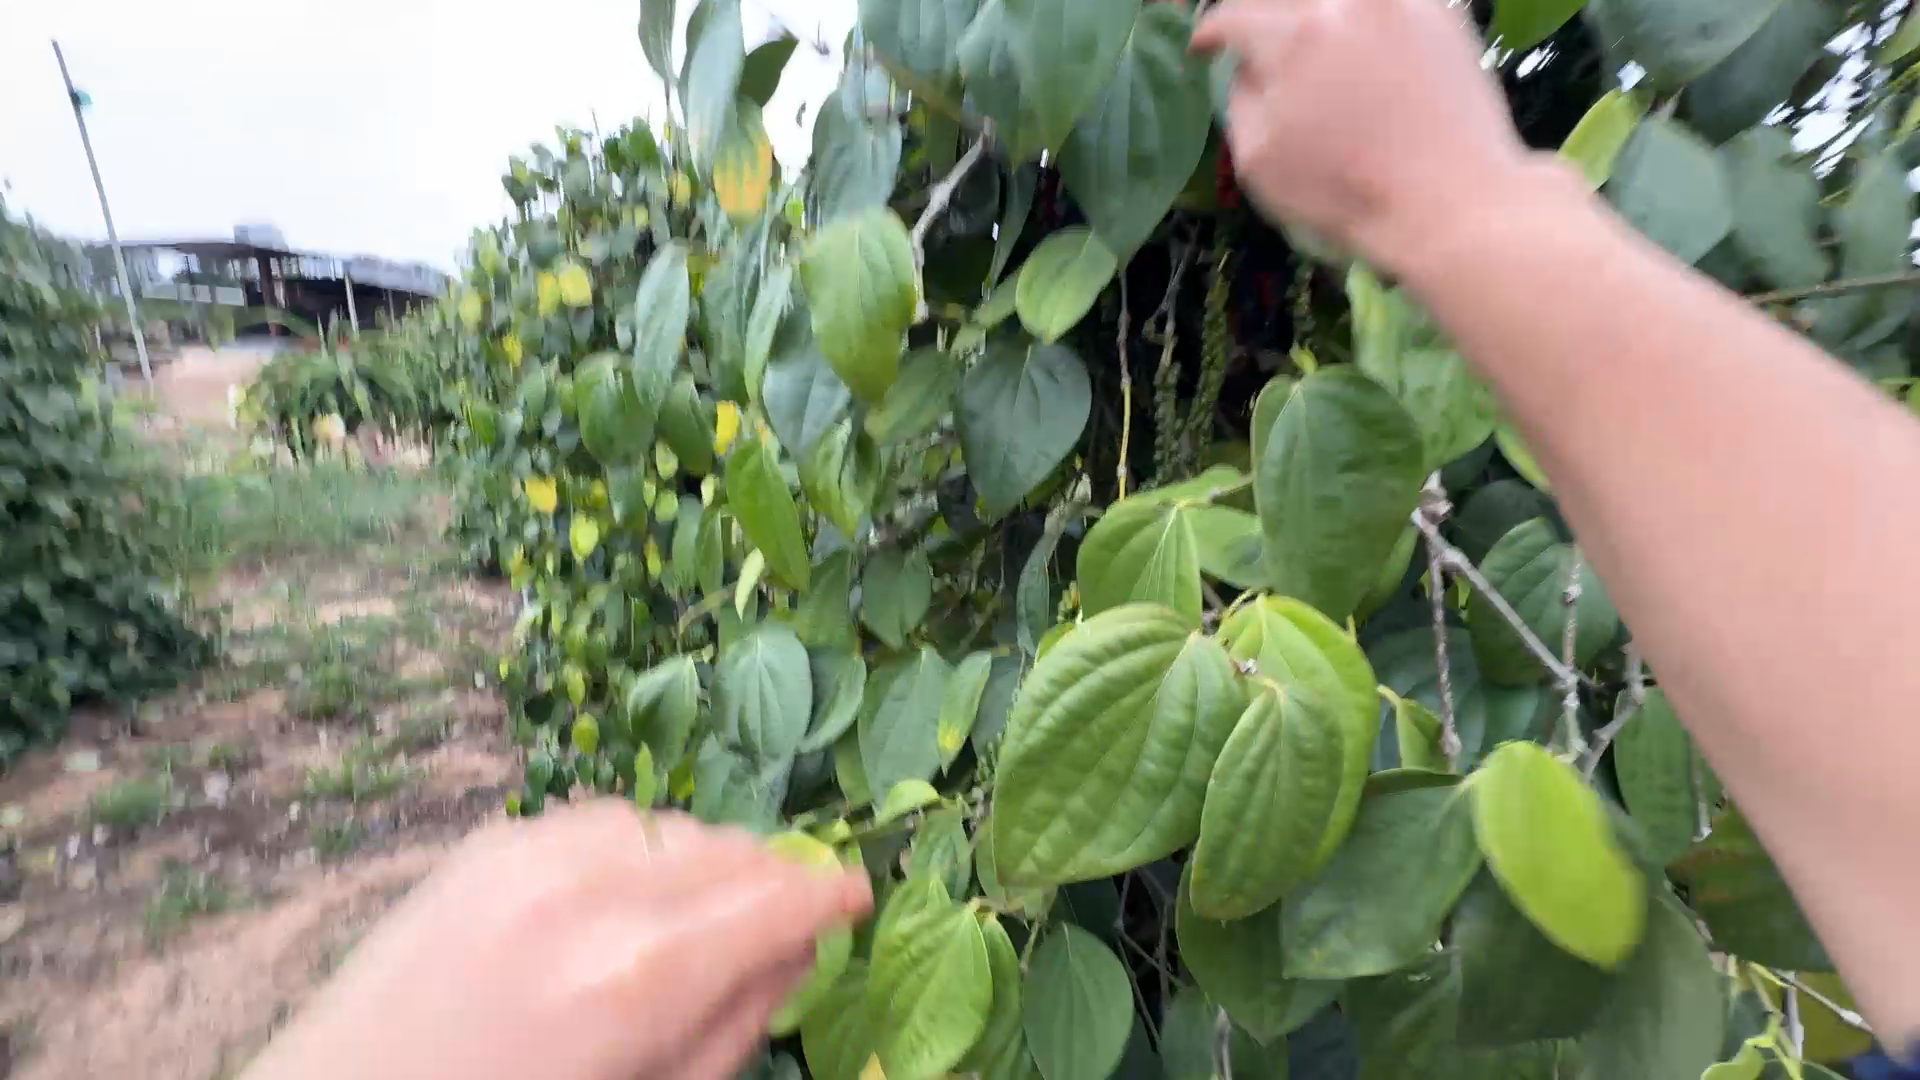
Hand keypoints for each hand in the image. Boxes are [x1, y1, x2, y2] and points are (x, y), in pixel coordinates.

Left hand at [244, 803, 872, 1079]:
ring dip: (707, 869)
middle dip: (769, 885)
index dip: (830, 891)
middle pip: (735, 852)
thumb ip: (737, 1022)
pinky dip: (645, 853)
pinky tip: (621, 898)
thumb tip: (802, 945)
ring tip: (684, 923)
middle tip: (772, 925)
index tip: (859, 891)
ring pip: (683, 828)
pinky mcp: (500, 838)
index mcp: (631, 980)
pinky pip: (617, 821)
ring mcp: (538, 851)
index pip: (774, 901)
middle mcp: (593, 891)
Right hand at [1192, 0, 1541, 271]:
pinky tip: (1354, 48)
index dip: (1209, 30)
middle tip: (1248, 35)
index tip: (1203, 47)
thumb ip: (1240, 101)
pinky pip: (1382, 3)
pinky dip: (1356, 18)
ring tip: (1304, 42)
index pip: (1233, 12)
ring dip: (1308, 13)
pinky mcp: (1441, 9)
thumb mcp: (1257, 160)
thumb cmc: (1337, 190)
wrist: (1441, 197)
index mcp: (1294, 36)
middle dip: (1256, 10)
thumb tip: (1246, 69)